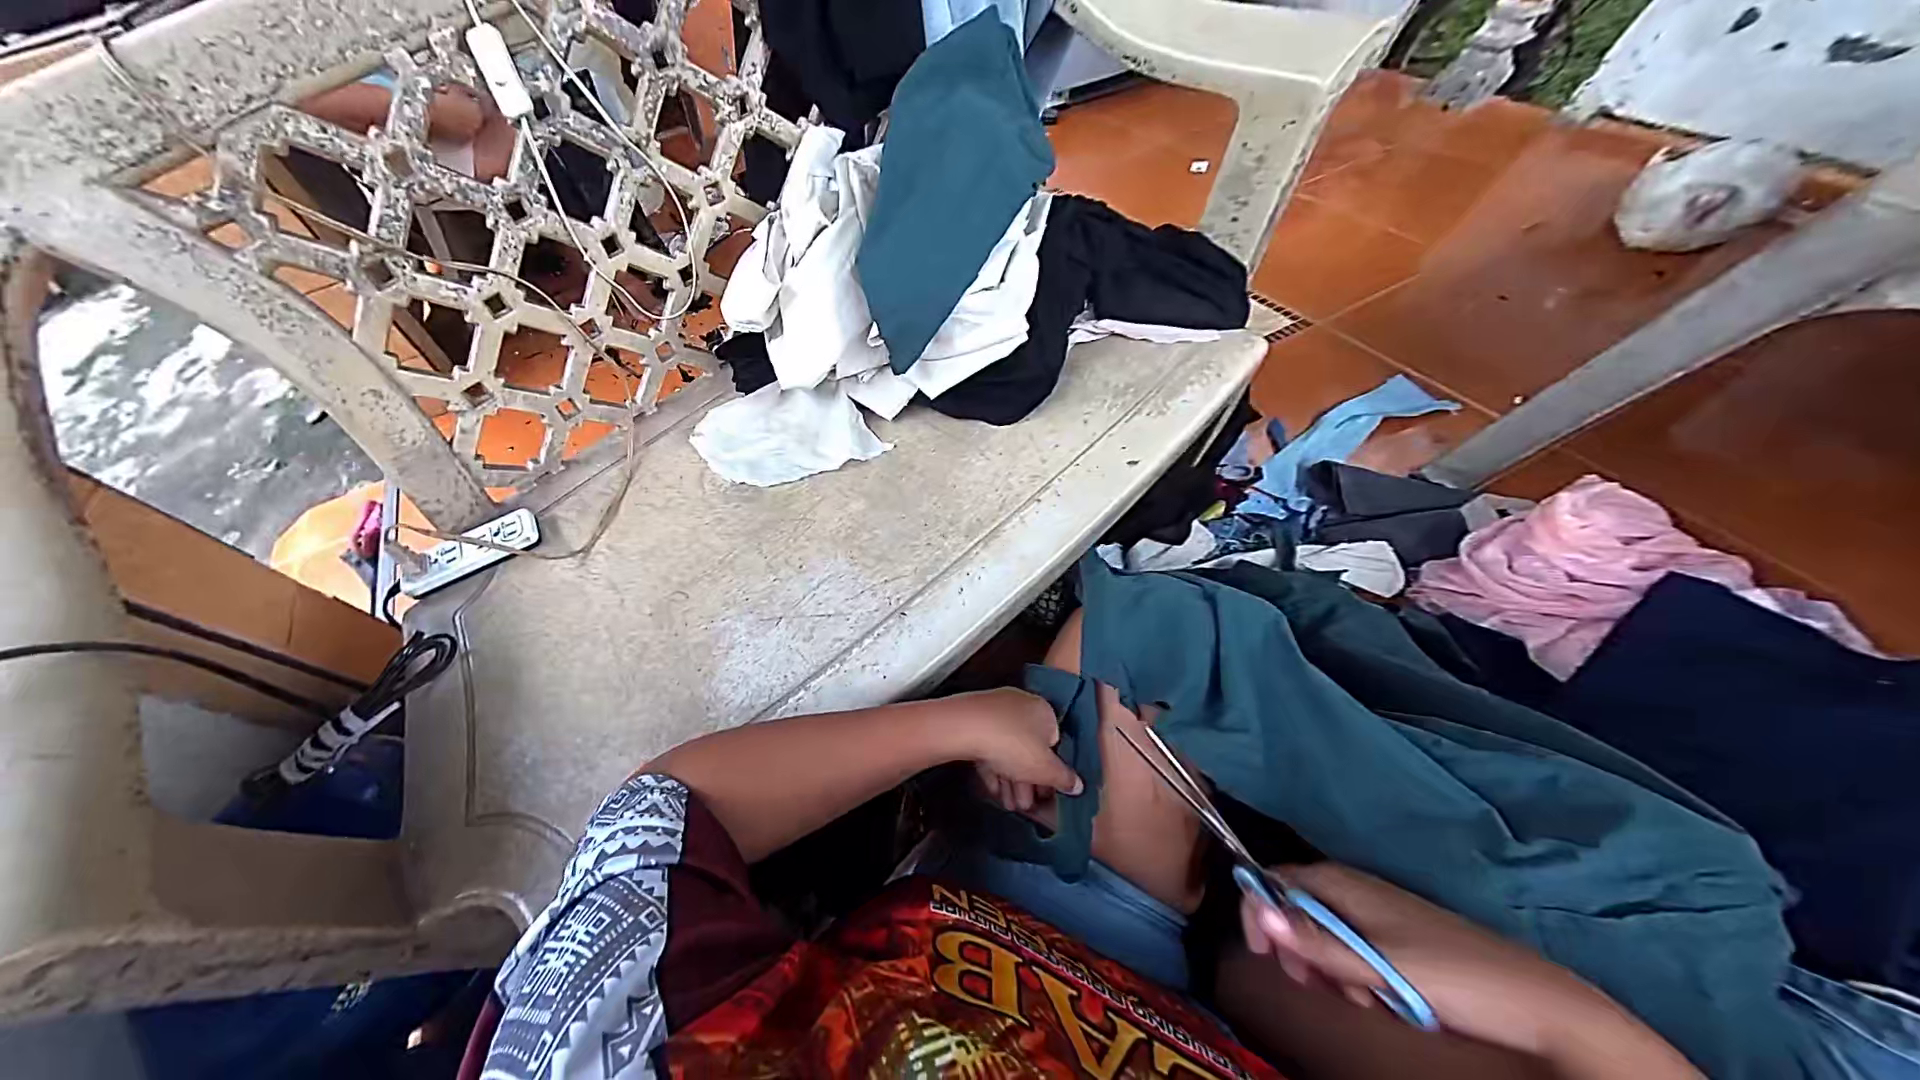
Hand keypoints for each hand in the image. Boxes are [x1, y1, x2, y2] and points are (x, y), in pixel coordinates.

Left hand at [953, 687, 1082, 813]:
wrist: (964, 727)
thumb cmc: (1013, 744)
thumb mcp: (1044, 768)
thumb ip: (1063, 778)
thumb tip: (1079, 785)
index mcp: (1044, 711)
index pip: (1055, 742)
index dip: (1053, 770)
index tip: (1048, 792)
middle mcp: (1021, 706)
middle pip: (1030, 748)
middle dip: (1029, 781)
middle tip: (1026, 805)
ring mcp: (995, 712)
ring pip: (1008, 749)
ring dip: (1011, 779)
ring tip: (1010, 805)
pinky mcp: (973, 721)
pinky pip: (989, 747)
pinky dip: (993, 769)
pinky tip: (994, 791)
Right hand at [1240, 863, 1700, 1075]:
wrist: (1539, 1004)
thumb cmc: (1450, 978)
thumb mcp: (1374, 967)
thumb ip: (1313, 942)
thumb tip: (1259, 914)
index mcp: (1342, 883)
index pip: (1275, 879)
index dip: (1260, 910)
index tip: (1262, 953)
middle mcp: (1354, 887)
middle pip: (1296, 904)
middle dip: (1293, 944)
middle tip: (1306, 981)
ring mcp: (1378, 910)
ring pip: (1324, 928)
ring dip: (1324, 963)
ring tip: (1351, 997)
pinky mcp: (1398, 935)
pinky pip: (1353, 944)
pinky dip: (1351, 970)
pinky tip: (1375, 997)